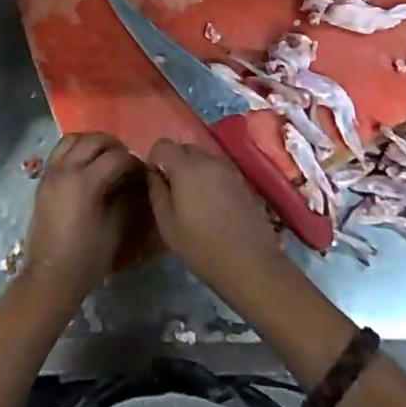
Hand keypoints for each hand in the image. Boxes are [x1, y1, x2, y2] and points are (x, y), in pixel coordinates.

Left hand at [23, 133, 145, 302]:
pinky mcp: (43, 179)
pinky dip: (75, 149)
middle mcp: (66, 169)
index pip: (117, 157)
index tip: (142, 173)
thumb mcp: (115, 229)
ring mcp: (51, 172)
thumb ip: (127, 198)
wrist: (49, 277)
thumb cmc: (86, 257)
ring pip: (73, 139)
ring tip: (105, 158)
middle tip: (126, 162)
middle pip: (94, 140)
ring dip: (92, 143)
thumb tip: (138, 181)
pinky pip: (59, 150)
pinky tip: (86, 165)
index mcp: (85, 182)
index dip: (134, 162)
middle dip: (115, 146)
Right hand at [145, 139, 293, 305]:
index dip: (155, 159)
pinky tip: (214, 206)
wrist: (251, 262)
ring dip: (194, 171)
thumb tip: (154, 174)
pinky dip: (211, 179)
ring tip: (194, 200)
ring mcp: (229, 169)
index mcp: (186, 167)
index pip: (163, 144)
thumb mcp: (168, 225)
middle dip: (175, 163)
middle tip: (174, 192)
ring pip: (204, 158)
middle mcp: (209, 160)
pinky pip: (219, 170)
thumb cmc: (202, 247)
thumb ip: (157, 193)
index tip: (156, 181)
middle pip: (185, 148)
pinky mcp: (243, 180)